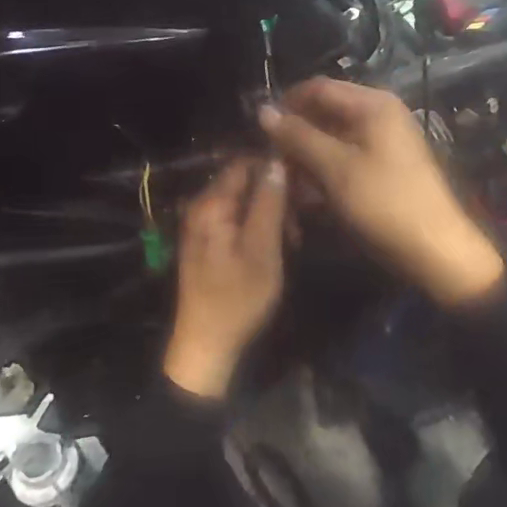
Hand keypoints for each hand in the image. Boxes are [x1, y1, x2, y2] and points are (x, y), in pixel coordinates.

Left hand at [164, 157, 287, 398]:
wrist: (206, 345)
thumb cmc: (238, 296)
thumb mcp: (262, 248)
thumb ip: (269, 202)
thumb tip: (277, 161)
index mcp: (212, 204)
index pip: (245, 163)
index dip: (275, 168)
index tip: (305, 186)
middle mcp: (201, 207)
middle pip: (244, 182)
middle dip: (277, 195)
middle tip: (304, 219)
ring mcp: (202, 226)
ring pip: (244, 203)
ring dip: (272, 213)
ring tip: (294, 240)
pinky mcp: (207, 244)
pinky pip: (236, 221)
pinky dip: (258, 227)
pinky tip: (277, 247)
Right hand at [259, 78, 504, 311]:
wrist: (435, 250)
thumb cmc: (384, 202)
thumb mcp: (335, 167)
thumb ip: (298, 136)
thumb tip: (263, 111)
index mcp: (372, 104)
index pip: (317, 88)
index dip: (286, 105)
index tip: (259, 132)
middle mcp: (379, 115)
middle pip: (324, 113)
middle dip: (296, 138)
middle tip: (273, 166)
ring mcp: (383, 142)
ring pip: (332, 140)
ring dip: (307, 160)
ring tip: (290, 188)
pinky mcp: (383, 168)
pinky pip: (345, 160)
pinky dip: (325, 174)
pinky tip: (312, 199)